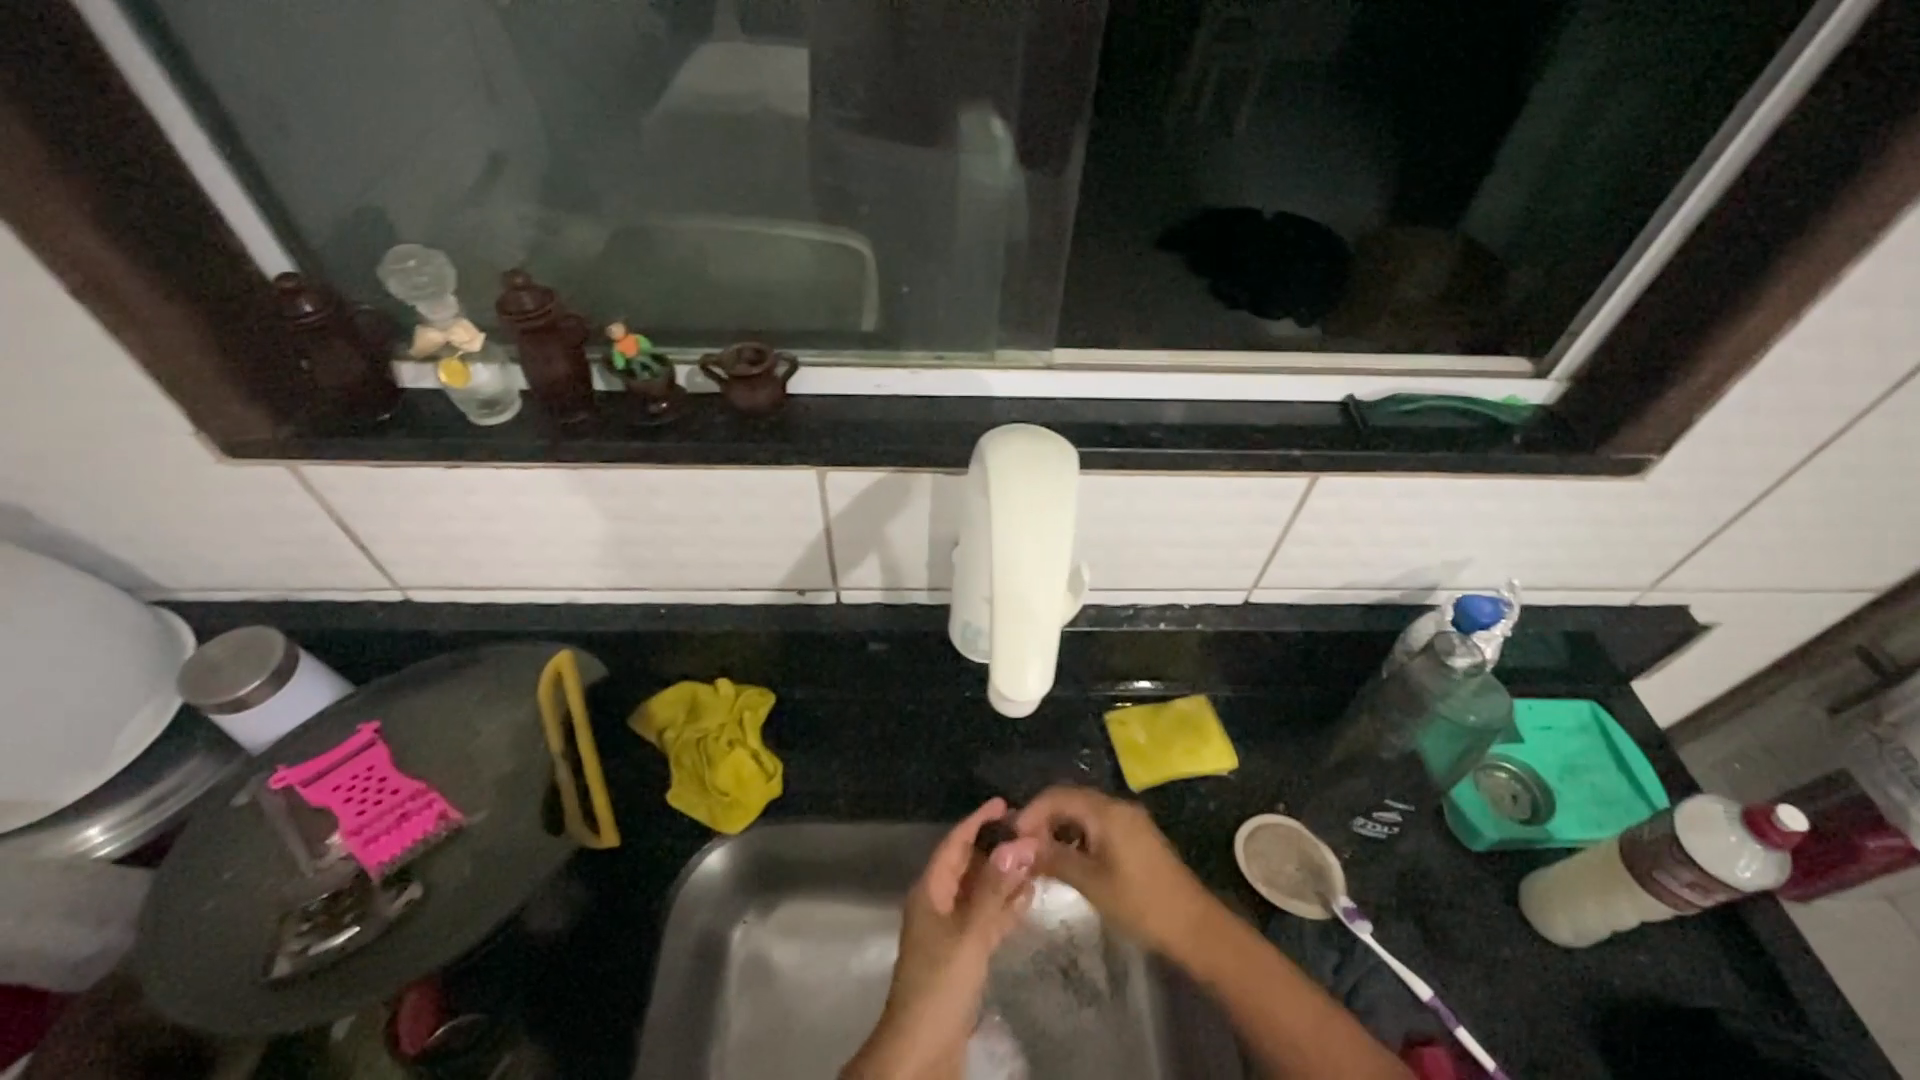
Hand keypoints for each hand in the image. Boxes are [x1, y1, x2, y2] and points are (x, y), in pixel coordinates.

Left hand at [844, 798, 1037, 1078]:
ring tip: (1036, 858)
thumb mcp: (969, 933)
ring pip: (980, 893)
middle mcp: (938, 905)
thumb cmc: (940, 982)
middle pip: (968, 866)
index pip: (954, 845)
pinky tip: (1028, 896)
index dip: (976, 821)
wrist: (922, 1046)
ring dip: (1004, 877)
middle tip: (1029, 831)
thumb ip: (994, 890)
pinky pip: (987, 919)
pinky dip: (1005, 906)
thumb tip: (1015, 844)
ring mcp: (951, 931)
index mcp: (930, 892)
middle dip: (995, 847)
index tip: (1003, 803)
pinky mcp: (964, 955)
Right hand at [1015, 787, 1218, 960]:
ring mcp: (1130, 822)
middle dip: (1043, 821)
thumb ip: (1052, 858)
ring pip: (1083, 814)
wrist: (1194, 926)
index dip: (1031, 813)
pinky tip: (1067, 862)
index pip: (1057, 796)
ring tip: (1040, 858)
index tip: (1012, 839)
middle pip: (1070, 801)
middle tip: (1022, 849)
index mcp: (1107, 812)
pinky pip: (1098, 826)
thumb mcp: (1090, 881)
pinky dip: (1077, 838)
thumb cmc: (1139, 902)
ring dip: (1059, 830)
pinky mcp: (1136, 838)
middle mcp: (1118, 807)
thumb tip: (1014, 847)